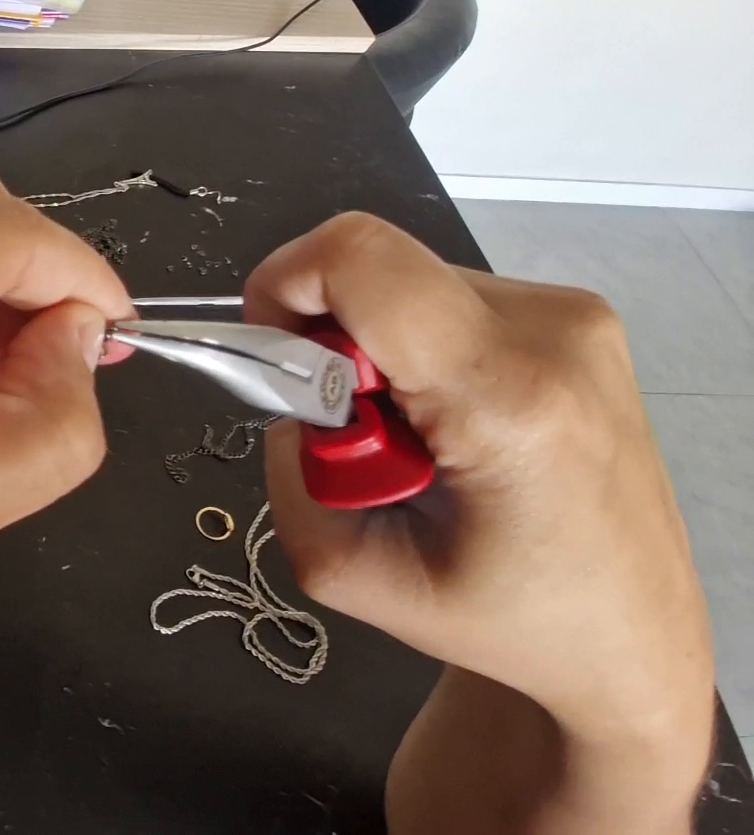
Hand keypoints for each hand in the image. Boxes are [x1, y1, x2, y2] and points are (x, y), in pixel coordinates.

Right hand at [245, 212, 714, 834]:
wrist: (626, 637)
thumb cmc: (498, 620)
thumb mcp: (342, 567)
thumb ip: (285, 466)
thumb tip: (292, 395)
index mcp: (504, 398)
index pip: (360, 260)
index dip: (281, 283)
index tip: (272, 350)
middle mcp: (550, 333)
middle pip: (369, 265)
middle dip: (319, 332)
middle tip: (337, 414)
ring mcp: (571, 318)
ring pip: (397, 279)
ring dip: (360, 344)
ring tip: (394, 427)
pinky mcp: (572, 319)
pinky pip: (434, 295)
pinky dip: (399, 343)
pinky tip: (430, 411)